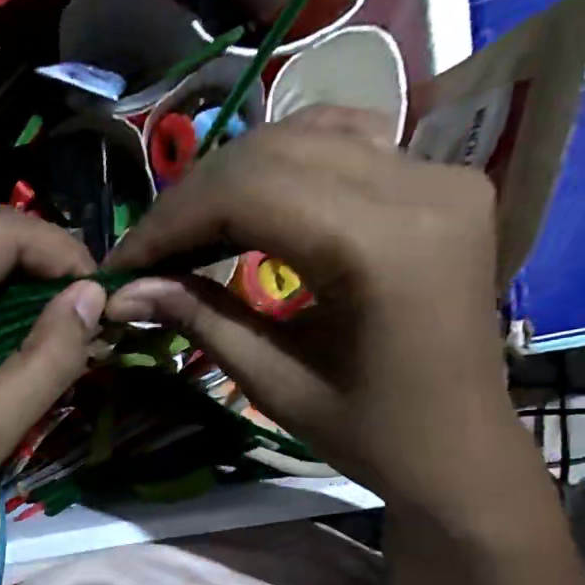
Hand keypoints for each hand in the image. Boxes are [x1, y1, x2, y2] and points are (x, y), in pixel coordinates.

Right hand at [104, 108, 506, 502]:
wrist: (462, 449)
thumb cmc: (375, 435)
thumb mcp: (278, 385)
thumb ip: (202, 320)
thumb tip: (122, 291)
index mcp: (382, 249)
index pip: (250, 193)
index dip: (173, 220)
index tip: (125, 260)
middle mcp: (419, 188)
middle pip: (273, 152)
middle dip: (195, 198)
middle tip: (151, 251)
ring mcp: (439, 176)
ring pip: (307, 134)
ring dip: (234, 177)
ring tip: (195, 229)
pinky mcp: (444, 181)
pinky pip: (350, 141)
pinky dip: (290, 160)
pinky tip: (259, 197)